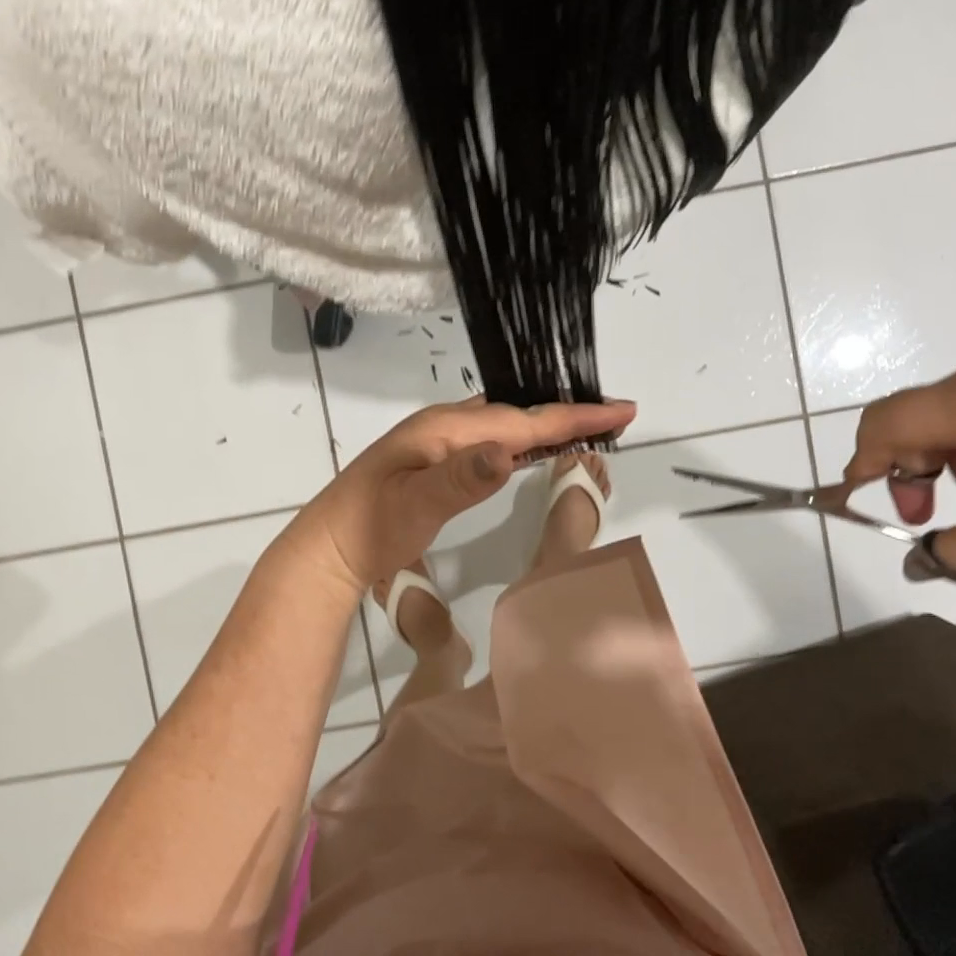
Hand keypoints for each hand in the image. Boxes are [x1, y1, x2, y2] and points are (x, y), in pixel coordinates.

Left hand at [279, 397, 636, 590]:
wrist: (332, 545)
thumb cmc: (371, 526)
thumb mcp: (414, 505)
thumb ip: (459, 478)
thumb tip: (507, 451)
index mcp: (445, 429)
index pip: (521, 420)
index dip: (573, 416)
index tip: (623, 411)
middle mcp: (446, 426)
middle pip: (519, 415)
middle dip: (568, 415)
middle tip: (617, 417)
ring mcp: (441, 443)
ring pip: (507, 427)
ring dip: (548, 427)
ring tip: (591, 428)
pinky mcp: (439, 462)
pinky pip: (494, 443)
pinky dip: (524, 443)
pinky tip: (537, 451)